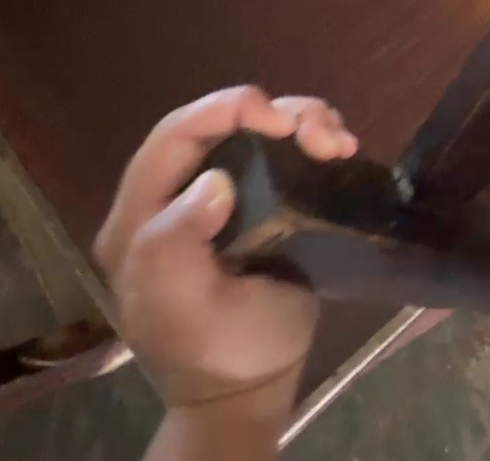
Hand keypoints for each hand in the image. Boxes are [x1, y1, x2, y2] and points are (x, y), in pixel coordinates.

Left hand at [94, 86, 358, 421]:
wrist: (254, 379)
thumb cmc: (219, 347)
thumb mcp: (186, 309)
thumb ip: (173, 248)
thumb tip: (213, 180)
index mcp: (145, 218)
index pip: (174, 137)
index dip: (223, 111)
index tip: (279, 121)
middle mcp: (183, 196)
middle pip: (227, 125)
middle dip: (282, 115)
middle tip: (327, 139)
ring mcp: (230, 196)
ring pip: (265, 130)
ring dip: (309, 122)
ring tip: (342, 146)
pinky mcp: (269, 200)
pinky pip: (291, 150)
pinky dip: (321, 138)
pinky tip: (344, 153)